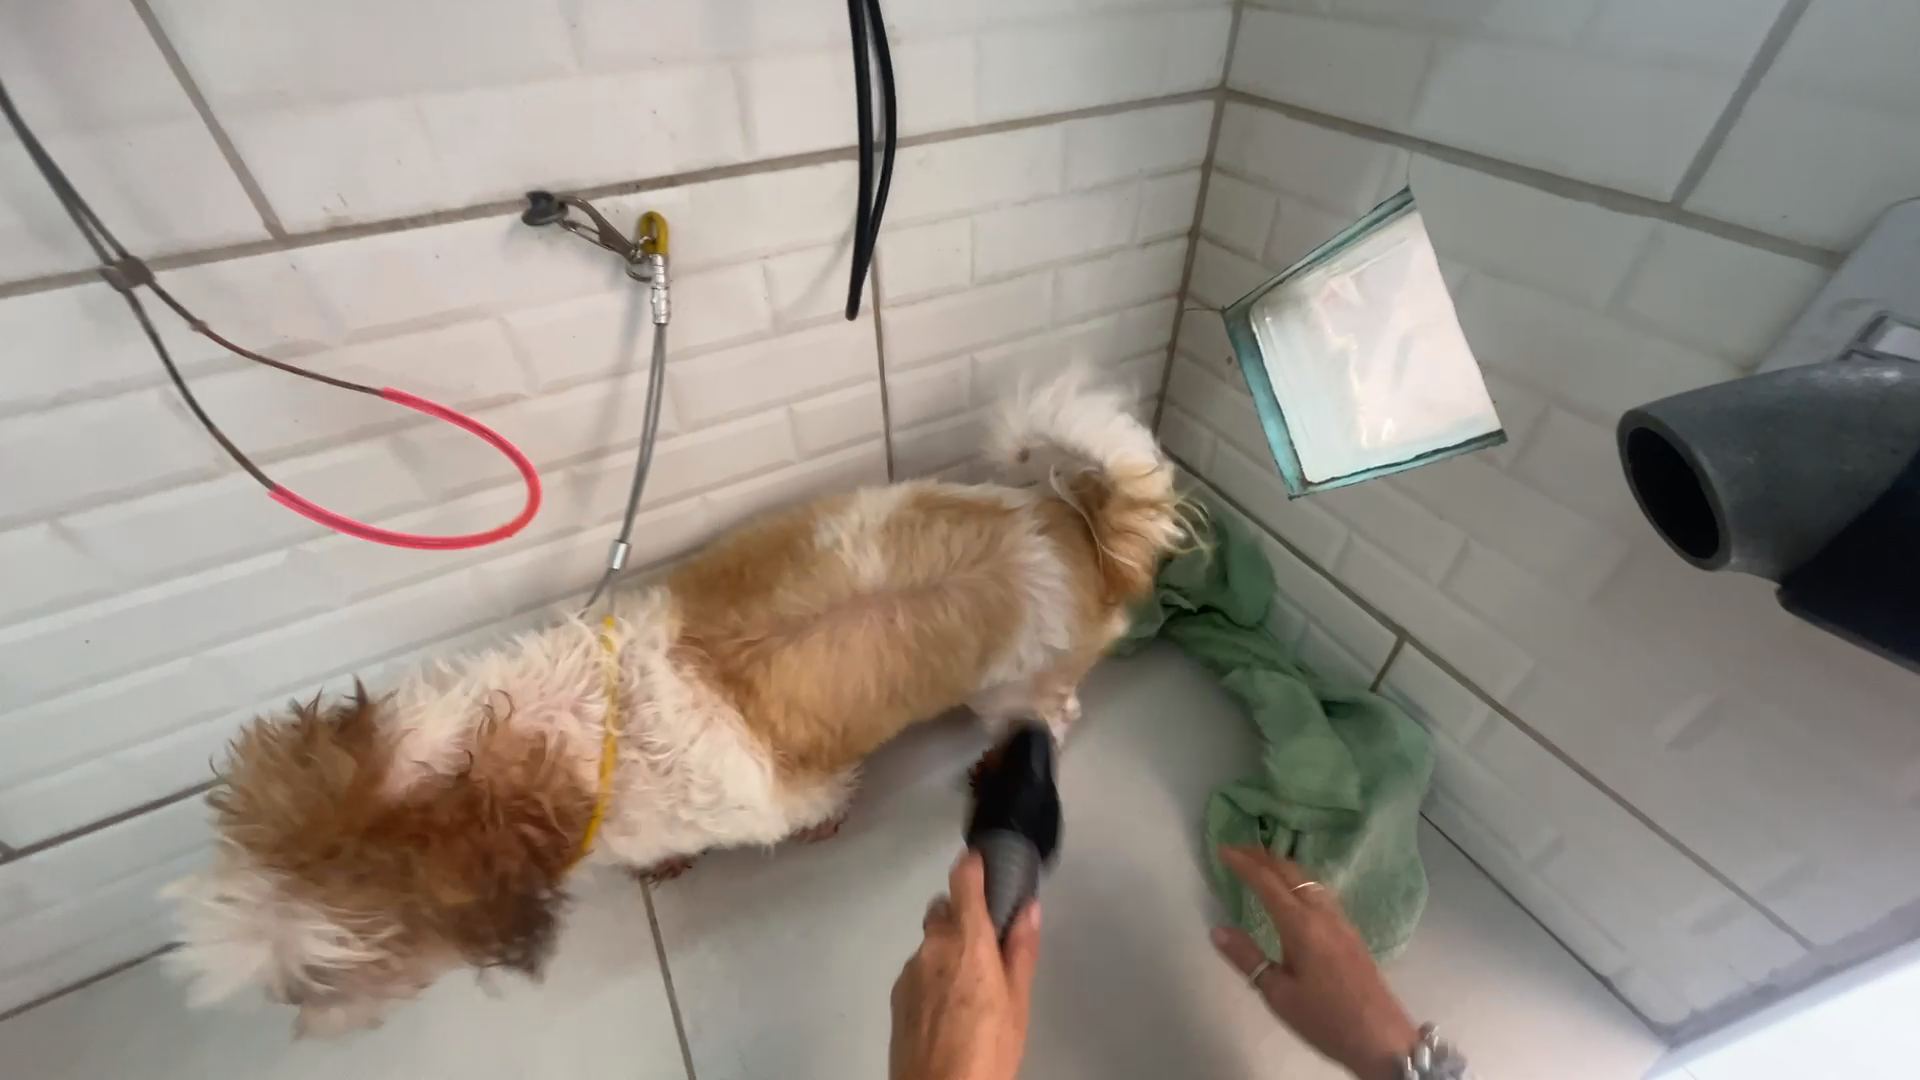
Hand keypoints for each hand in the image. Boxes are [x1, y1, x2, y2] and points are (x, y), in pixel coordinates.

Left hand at [889, 853, 1041, 1079]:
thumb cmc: (989, 1049)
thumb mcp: (1018, 1001)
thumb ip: (1021, 948)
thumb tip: (1029, 907)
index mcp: (967, 937)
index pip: (963, 878)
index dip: (972, 864)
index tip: (980, 861)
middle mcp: (933, 943)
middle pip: (943, 909)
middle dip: (961, 916)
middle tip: (983, 946)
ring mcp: (910, 968)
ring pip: (929, 942)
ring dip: (945, 950)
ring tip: (966, 989)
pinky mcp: (897, 993)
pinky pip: (917, 969)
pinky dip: (930, 976)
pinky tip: (945, 1009)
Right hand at [1211, 846, 1418, 1079]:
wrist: (1385, 1043)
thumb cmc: (1327, 1020)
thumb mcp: (1279, 995)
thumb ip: (1247, 958)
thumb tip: (1217, 929)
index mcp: (1300, 925)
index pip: (1266, 881)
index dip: (1242, 862)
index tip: (1222, 850)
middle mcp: (1321, 913)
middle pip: (1288, 871)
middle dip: (1260, 855)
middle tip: (1237, 849)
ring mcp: (1340, 921)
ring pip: (1307, 877)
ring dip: (1281, 864)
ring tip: (1261, 863)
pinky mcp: (1350, 932)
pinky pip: (1319, 890)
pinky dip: (1298, 877)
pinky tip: (1295, 890)